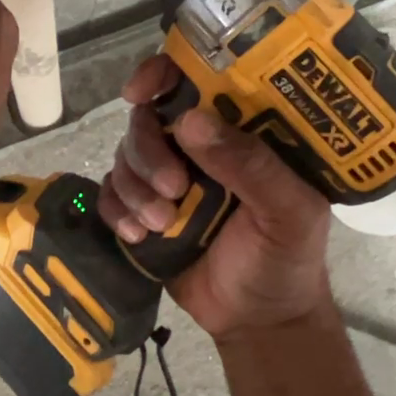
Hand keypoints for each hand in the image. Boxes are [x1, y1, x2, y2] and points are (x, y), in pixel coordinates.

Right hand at [98, 55, 332, 338]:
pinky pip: (108, 193)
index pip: (198, 81)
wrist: (256, 322)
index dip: (163, 73)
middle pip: (149, 119)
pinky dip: (115, 210)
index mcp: (240, 132)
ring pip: (125, 155)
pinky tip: (137, 236)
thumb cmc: (286, 260)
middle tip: (173, 190)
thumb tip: (189, 121)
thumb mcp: (287, 212)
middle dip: (149, 151)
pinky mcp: (140, 210)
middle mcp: (198, 146)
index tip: (141, 92)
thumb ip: (250, 166)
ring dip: (134, 188)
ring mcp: (166, 177)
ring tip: (160, 226)